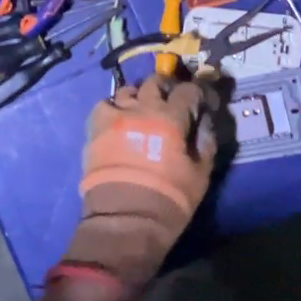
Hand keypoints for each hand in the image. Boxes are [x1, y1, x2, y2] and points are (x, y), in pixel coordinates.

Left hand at [64, 76, 219, 285]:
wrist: (124, 218)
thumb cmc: (169, 198)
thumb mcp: (201, 174)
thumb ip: (205, 141)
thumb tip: (205, 121)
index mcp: (171, 117)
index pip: (187, 90)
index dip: (196, 93)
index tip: (198, 101)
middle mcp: (143, 107)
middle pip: (154, 82)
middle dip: (165, 89)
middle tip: (169, 102)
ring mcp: (116, 113)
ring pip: (128, 90)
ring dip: (138, 97)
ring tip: (140, 111)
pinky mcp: (95, 125)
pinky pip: (105, 104)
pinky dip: (114, 107)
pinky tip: (118, 120)